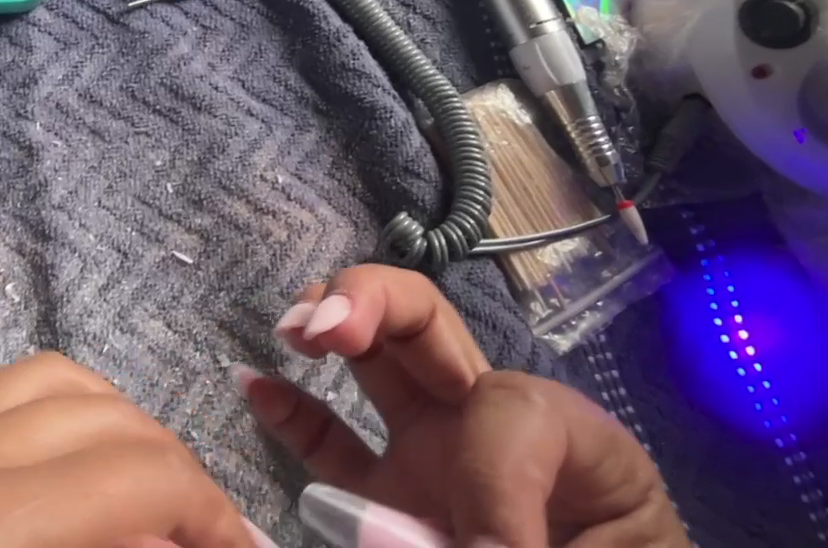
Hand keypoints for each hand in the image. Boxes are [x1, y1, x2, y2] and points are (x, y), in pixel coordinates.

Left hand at [0, 352, 273, 547]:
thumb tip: (182, 543)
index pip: (139, 473)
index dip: (210, 511)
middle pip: (110, 416)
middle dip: (174, 468)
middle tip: (202, 527)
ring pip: (64, 378)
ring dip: (124, 423)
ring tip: (149, 484)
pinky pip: (10, 383)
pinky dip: (67, 405)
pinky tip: (82, 452)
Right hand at [237, 265, 685, 547]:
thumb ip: (515, 538)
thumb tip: (453, 538)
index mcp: (574, 445)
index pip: (515, 406)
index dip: (494, 469)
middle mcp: (492, 430)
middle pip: (427, 322)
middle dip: (371, 303)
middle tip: (326, 329)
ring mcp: (435, 458)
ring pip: (374, 359)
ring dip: (328, 329)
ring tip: (295, 330)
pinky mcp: (391, 501)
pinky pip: (334, 445)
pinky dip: (291, 411)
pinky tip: (253, 383)